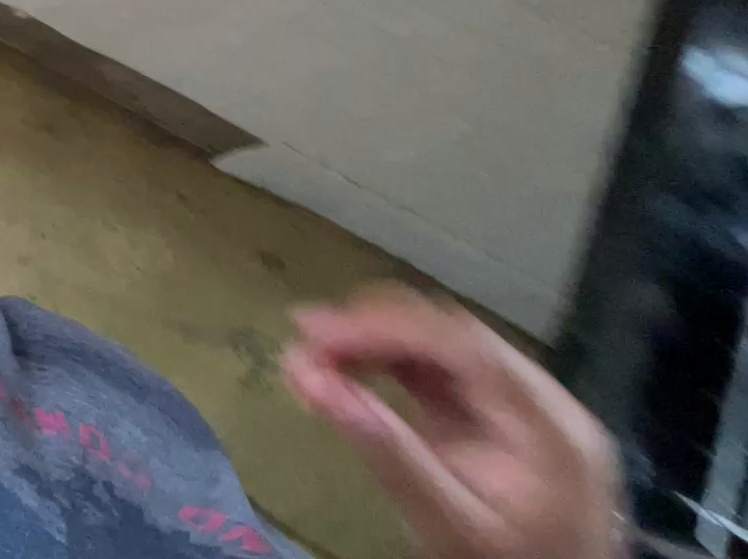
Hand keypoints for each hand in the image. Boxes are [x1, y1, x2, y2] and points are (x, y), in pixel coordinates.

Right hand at [281, 285, 620, 558]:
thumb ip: (385, 450)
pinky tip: (336, 366)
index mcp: (546, 425)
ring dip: (364, 337)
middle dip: (366, 326)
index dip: (382, 326)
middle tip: (303, 337)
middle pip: (443, 329)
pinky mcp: (482, 402)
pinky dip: (374, 355)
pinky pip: (422, 357)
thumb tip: (306, 377)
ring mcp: (510, 396)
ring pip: (428, 335)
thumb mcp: (445, 522)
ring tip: (309, 353)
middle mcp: (535, 396)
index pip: (460, 345)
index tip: (311, 329)